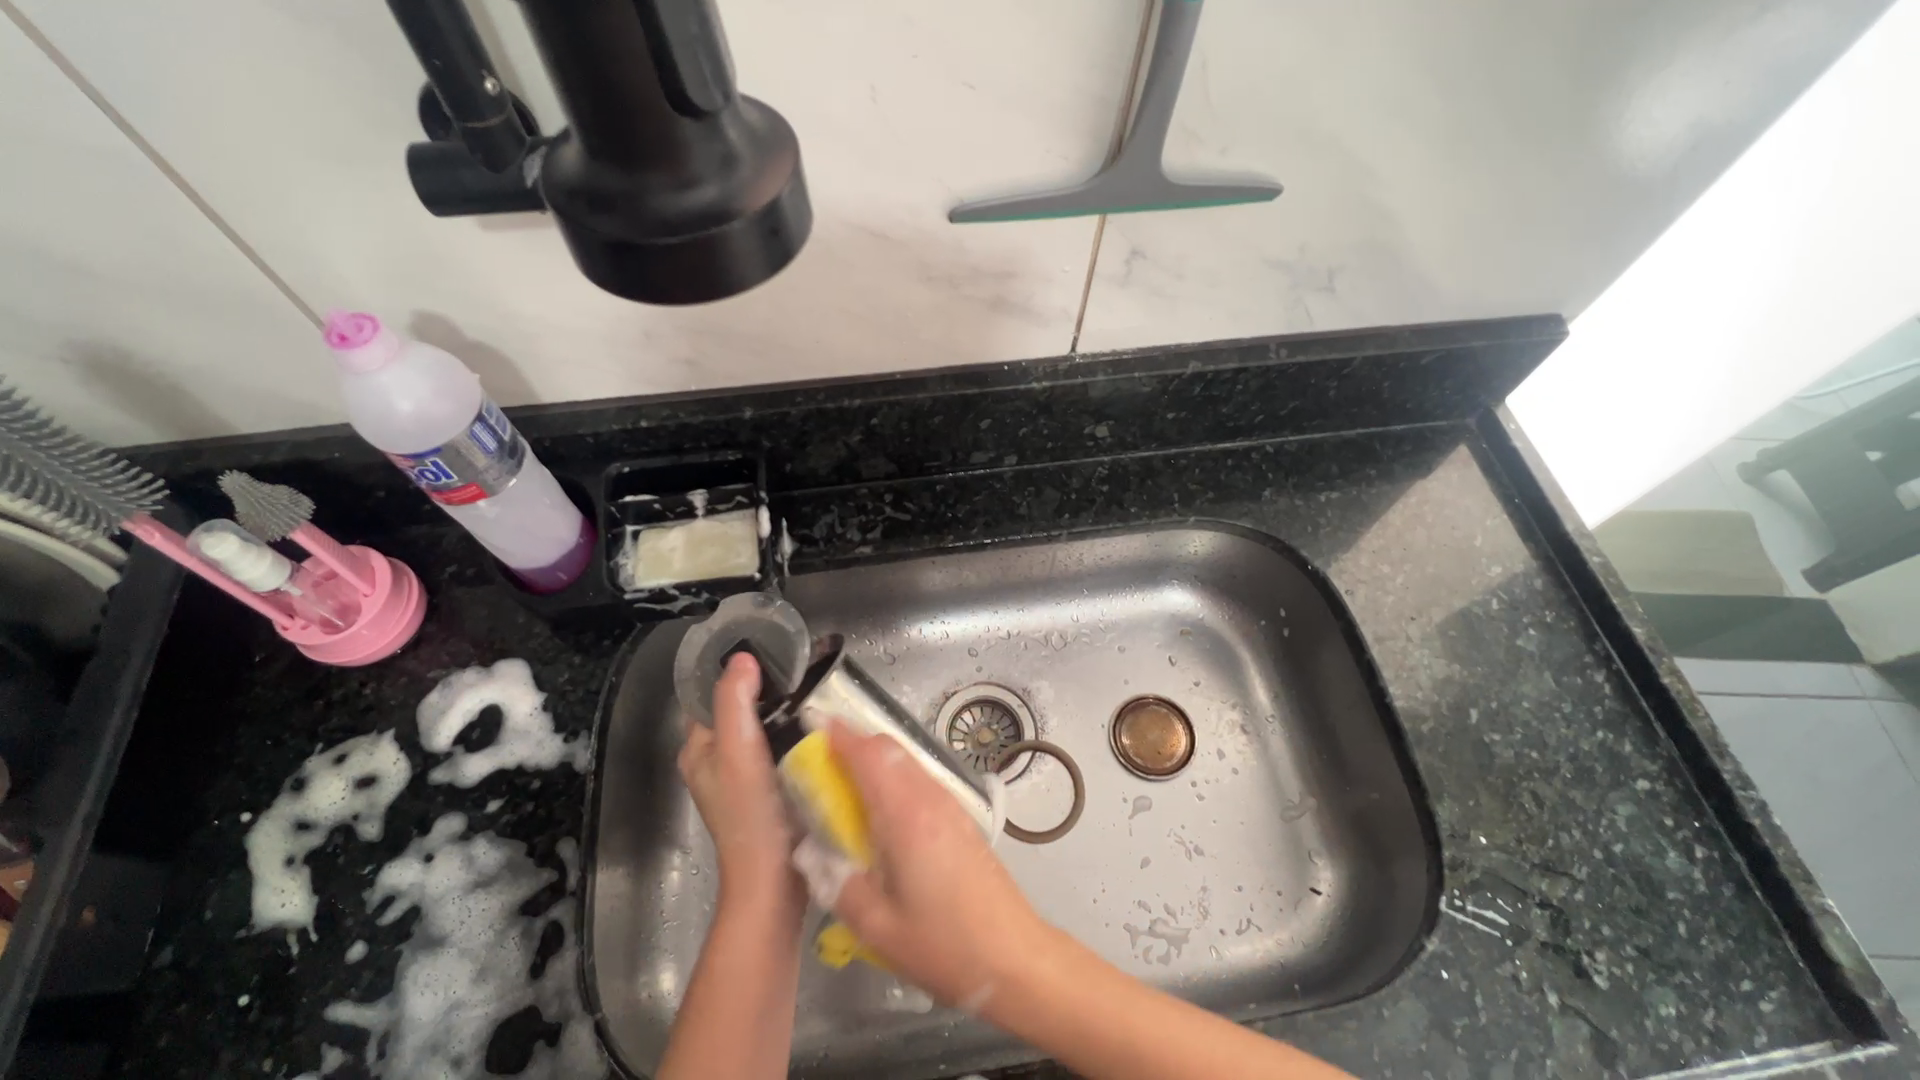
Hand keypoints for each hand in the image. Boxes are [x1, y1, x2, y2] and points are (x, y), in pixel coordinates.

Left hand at [678, 653, 803, 917]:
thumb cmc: (750, 815)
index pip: (712, 696)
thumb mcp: (737, 751)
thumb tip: (742, 658)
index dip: (737, 674)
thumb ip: (734, 703)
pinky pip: (781, 754)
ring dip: (785, 717)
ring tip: (816, 699)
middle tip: (804, 675)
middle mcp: (716, 764)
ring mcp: (743, 782)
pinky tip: (818, 736)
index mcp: (698, 751)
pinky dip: (796, 741)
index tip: (774, 655)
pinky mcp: (769, 796)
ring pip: (763, 733)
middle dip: (768, 693)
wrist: (774, 883)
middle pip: (741, 713)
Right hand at [825, 723, 1057, 1012]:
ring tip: (843, 783)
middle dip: (854, 744)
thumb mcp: (875, 926)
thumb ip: (836, 882)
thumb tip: (813, 853)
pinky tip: (880, 812)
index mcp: (906, 815)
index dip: (838, 735)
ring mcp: (952, 807)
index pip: (869, 754)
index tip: (810, 725)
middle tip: (819, 760)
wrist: (1013, 958)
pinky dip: (894, 779)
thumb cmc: (943, 944)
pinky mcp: (962, 821)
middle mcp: (931, 799)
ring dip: (875, 761)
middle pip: (891, 749)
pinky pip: (921, 782)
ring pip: (908, 763)